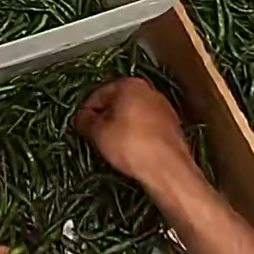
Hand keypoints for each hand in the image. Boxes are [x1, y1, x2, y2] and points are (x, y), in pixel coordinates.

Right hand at [75, 77, 198, 190]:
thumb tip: (81, 117)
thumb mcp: (99, 133)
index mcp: (130, 84)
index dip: (86, 111)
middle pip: (118, 102)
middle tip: (95, 136)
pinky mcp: (172, 125)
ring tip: (113, 146)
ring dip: (121, 127)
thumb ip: (85, 121)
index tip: (81, 126)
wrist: (169, 169)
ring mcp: (163, 107)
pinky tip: (132, 150)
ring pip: (133, 114)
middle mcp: (149, 90)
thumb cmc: (130, 145)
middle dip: (105, 118)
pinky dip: (137, 135)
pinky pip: (147, 126)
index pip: (99, 94)